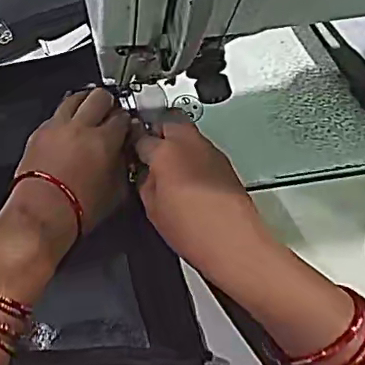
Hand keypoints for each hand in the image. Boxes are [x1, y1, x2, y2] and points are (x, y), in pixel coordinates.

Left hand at [8, 88, 131, 250]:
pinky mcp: (39, 132)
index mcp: (104, 140)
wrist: (41, 212)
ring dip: (84, 101)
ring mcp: (57, 127)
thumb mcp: (115, 191)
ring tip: (88, 109)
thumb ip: (122, 165)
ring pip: (74, 98)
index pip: (122, 117)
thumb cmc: (77, 208)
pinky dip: (64, 116)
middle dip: (108, 102)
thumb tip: (123, 155)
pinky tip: (67, 126)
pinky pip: (55, 115)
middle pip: (99, 96)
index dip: (127, 120)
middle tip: (110, 110)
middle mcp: (80, 127)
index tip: (126, 125)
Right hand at [133, 111, 259, 269]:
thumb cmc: (197, 231)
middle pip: (166, 120)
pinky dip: (190, 155)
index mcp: (166, 150)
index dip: (131, 141)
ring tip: (166, 165)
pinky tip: (185, 177)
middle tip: (146, 147)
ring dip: (174, 141)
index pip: (140, 134)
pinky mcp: (224, 163)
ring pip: (186, 132)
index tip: (129, 149)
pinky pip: (201, 149)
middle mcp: (190, 144)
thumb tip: (143, 174)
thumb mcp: (152, 208)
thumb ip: (143, 181)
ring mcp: (210, 151)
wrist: (235, 244)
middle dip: (154, 129)